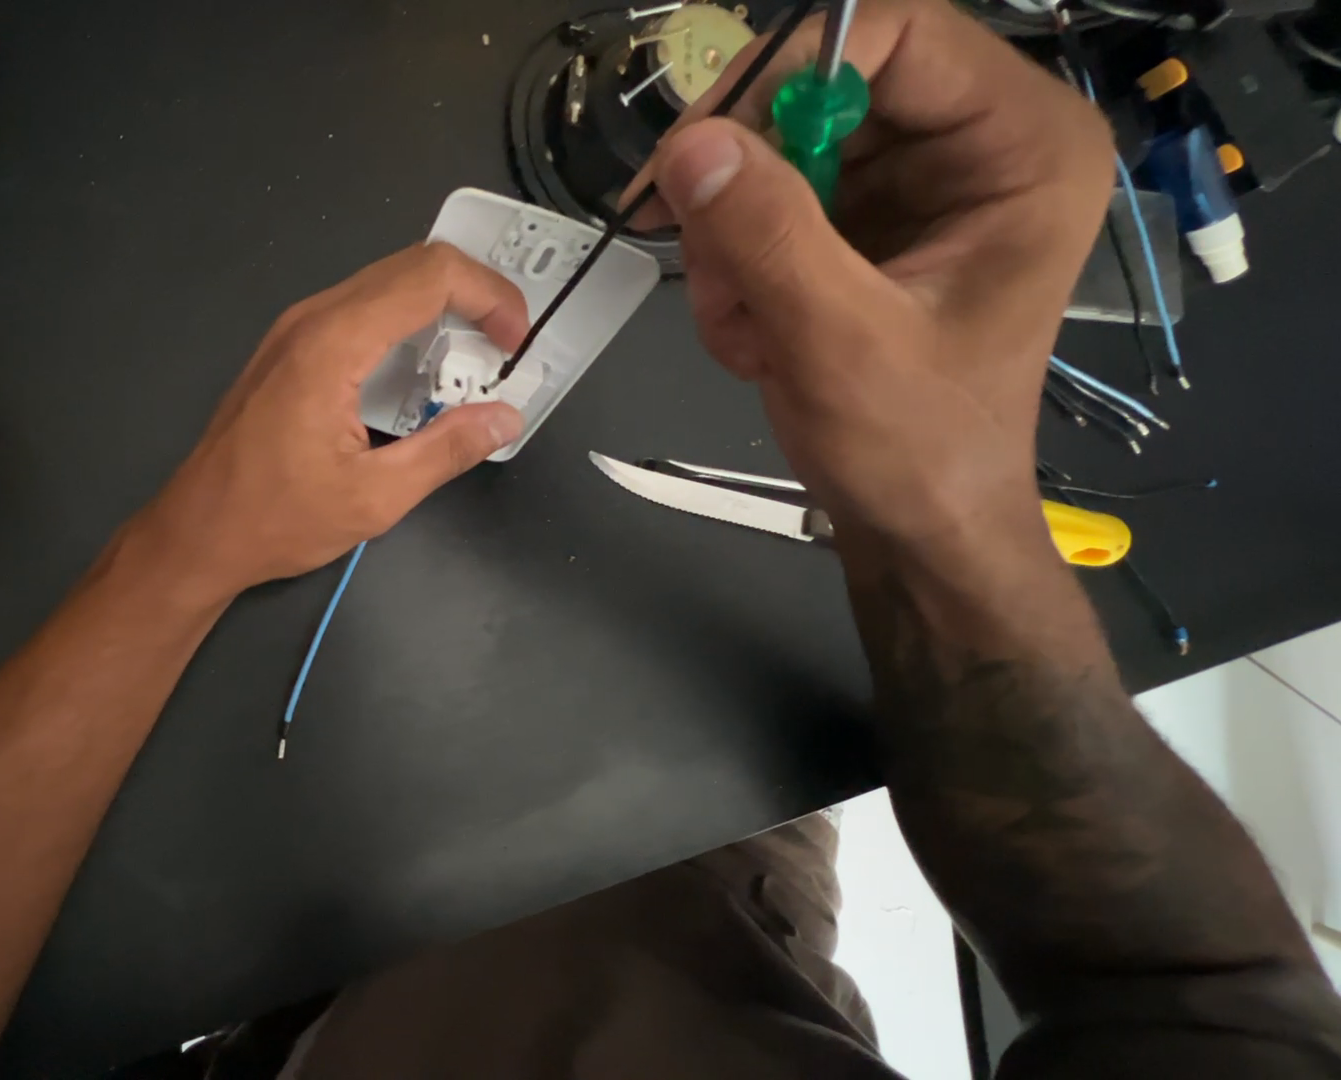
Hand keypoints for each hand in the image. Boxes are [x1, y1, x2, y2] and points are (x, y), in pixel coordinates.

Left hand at [128, 243, 528, 598]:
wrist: (196, 533)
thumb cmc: (277, 520)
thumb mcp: (374, 498)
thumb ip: (447, 451)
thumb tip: (505, 419)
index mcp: (332, 345)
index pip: (429, 277)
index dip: (490, 297)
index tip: (516, 344)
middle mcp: (310, 320)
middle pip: (409, 267)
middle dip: (472, 295)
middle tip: (504, 349)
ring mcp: (292, 330)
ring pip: (383, 285)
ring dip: (437, 310)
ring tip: (470, 363)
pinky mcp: (287, 349)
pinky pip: (357, 311)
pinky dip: (402, 326)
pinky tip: (416, 373)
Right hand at [634, 0, 1113, 557]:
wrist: (914, 520)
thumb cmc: (911, 444)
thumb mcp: (837, 339)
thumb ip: (767, 236)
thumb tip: (688, 146)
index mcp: (1017, 149)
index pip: (895, 38)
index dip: (783, 78)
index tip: (693, 156)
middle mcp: (966, 153)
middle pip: (818, 105)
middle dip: (743, 199)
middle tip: (711, 278)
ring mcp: (906, 196)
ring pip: (774, 170)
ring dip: (731, 254)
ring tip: (745, 334)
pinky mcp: (859, 236)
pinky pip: (765, 221)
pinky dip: (737, 280)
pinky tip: (755, 341)